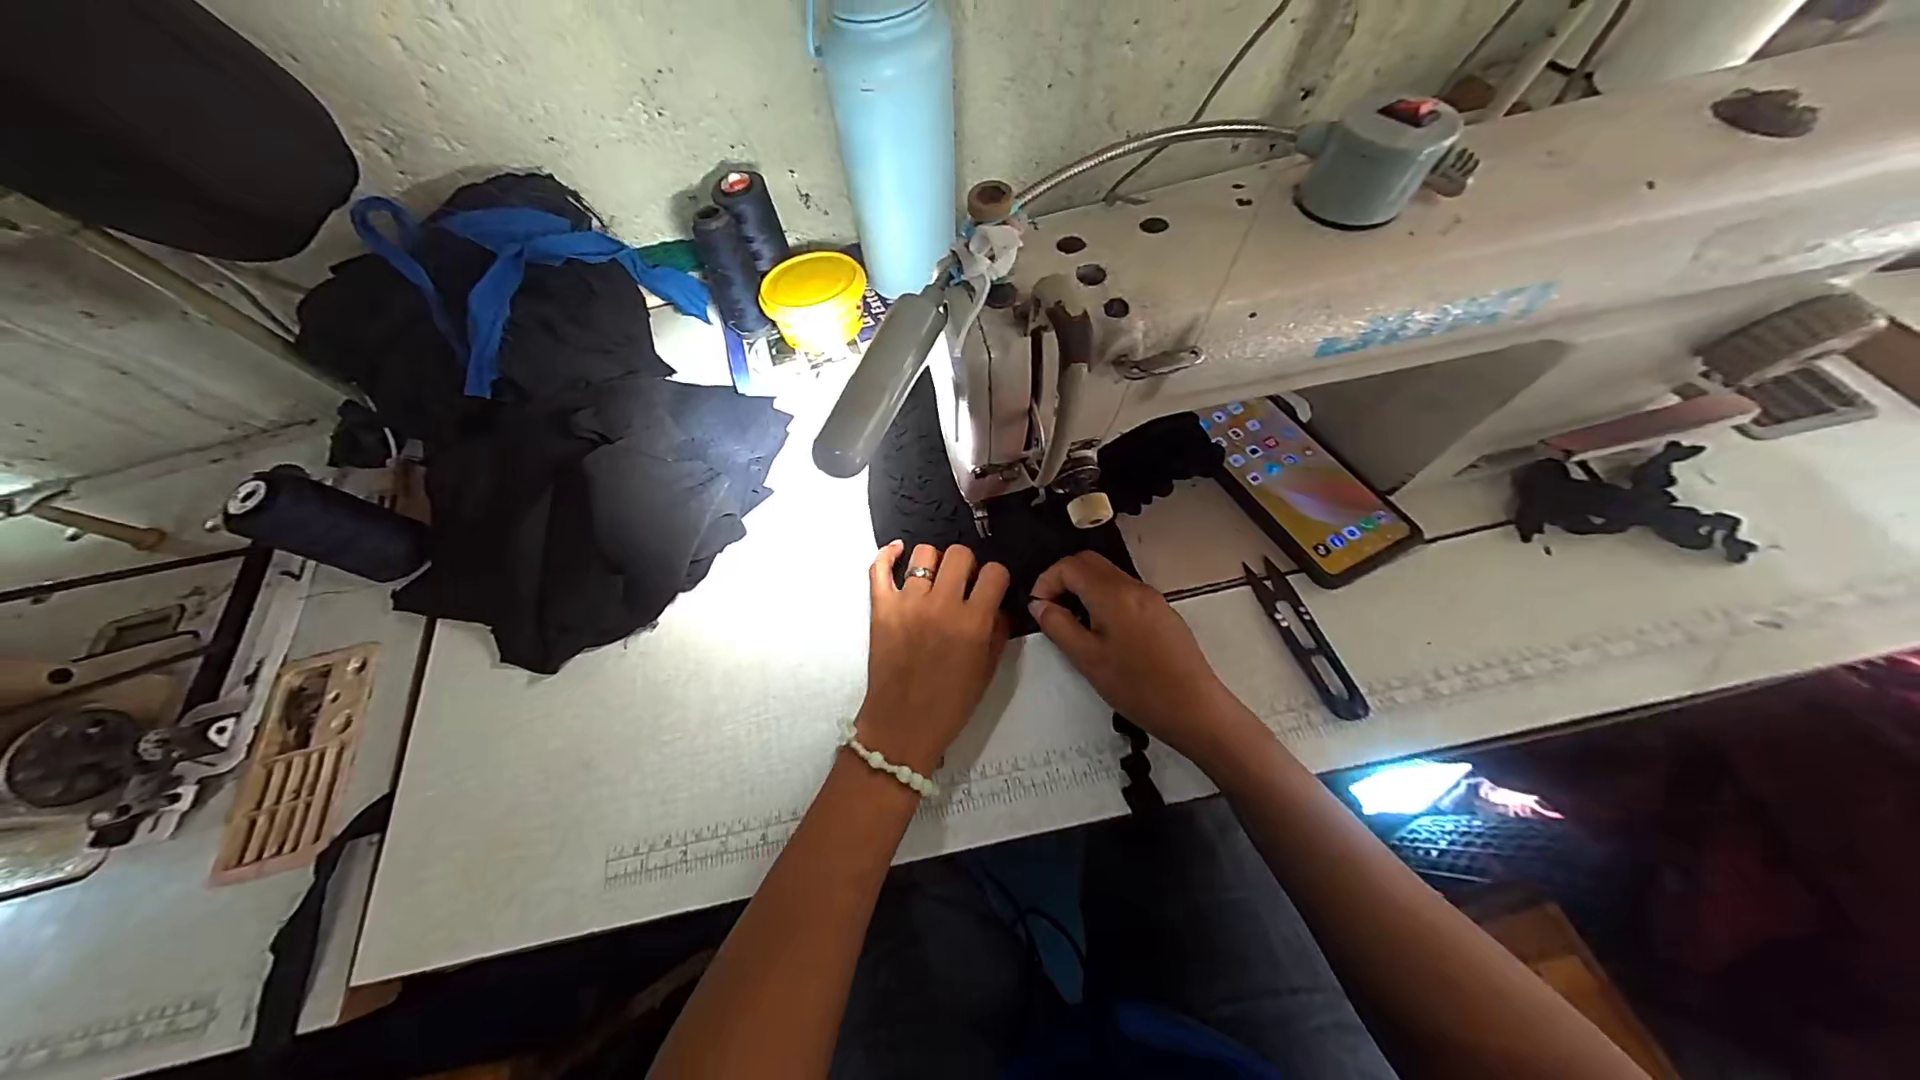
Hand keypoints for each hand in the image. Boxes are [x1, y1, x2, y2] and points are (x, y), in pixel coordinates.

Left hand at [858, 541, 1010, 773]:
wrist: (903, 725)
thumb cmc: (949, 704)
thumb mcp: (987, 670)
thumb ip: (997, 631)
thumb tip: (998, 605)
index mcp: (973, 622)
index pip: (994, 572)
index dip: (996, 577)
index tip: (991, 587)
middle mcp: (942, 605)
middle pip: (960, 554)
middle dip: (968, 565)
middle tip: (963, 584)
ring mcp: (908, 603)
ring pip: (924, 554)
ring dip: (935, 562)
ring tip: (934, 579)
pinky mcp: (881, 608)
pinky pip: (879, 567)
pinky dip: (888, 554)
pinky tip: (899, 552)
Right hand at [1028, 552, 1259, 766]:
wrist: (1194, 708)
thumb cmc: (1138, 687)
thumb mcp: (1087, 659)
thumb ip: (1058, 626)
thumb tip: (1040, 605)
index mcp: (1113, 594)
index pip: (1070, 565)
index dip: (1046, 581)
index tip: (1038, 607)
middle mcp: (1134, 587)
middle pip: (1089, 562)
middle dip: (1063, 579)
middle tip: (1051, 610)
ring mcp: (1152, 598)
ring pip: (1108, 576)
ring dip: (1084, 589)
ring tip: (1073, 624)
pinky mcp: (1162, 612)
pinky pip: (1125, 592)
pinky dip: (1104, 599)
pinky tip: (1102, 633)